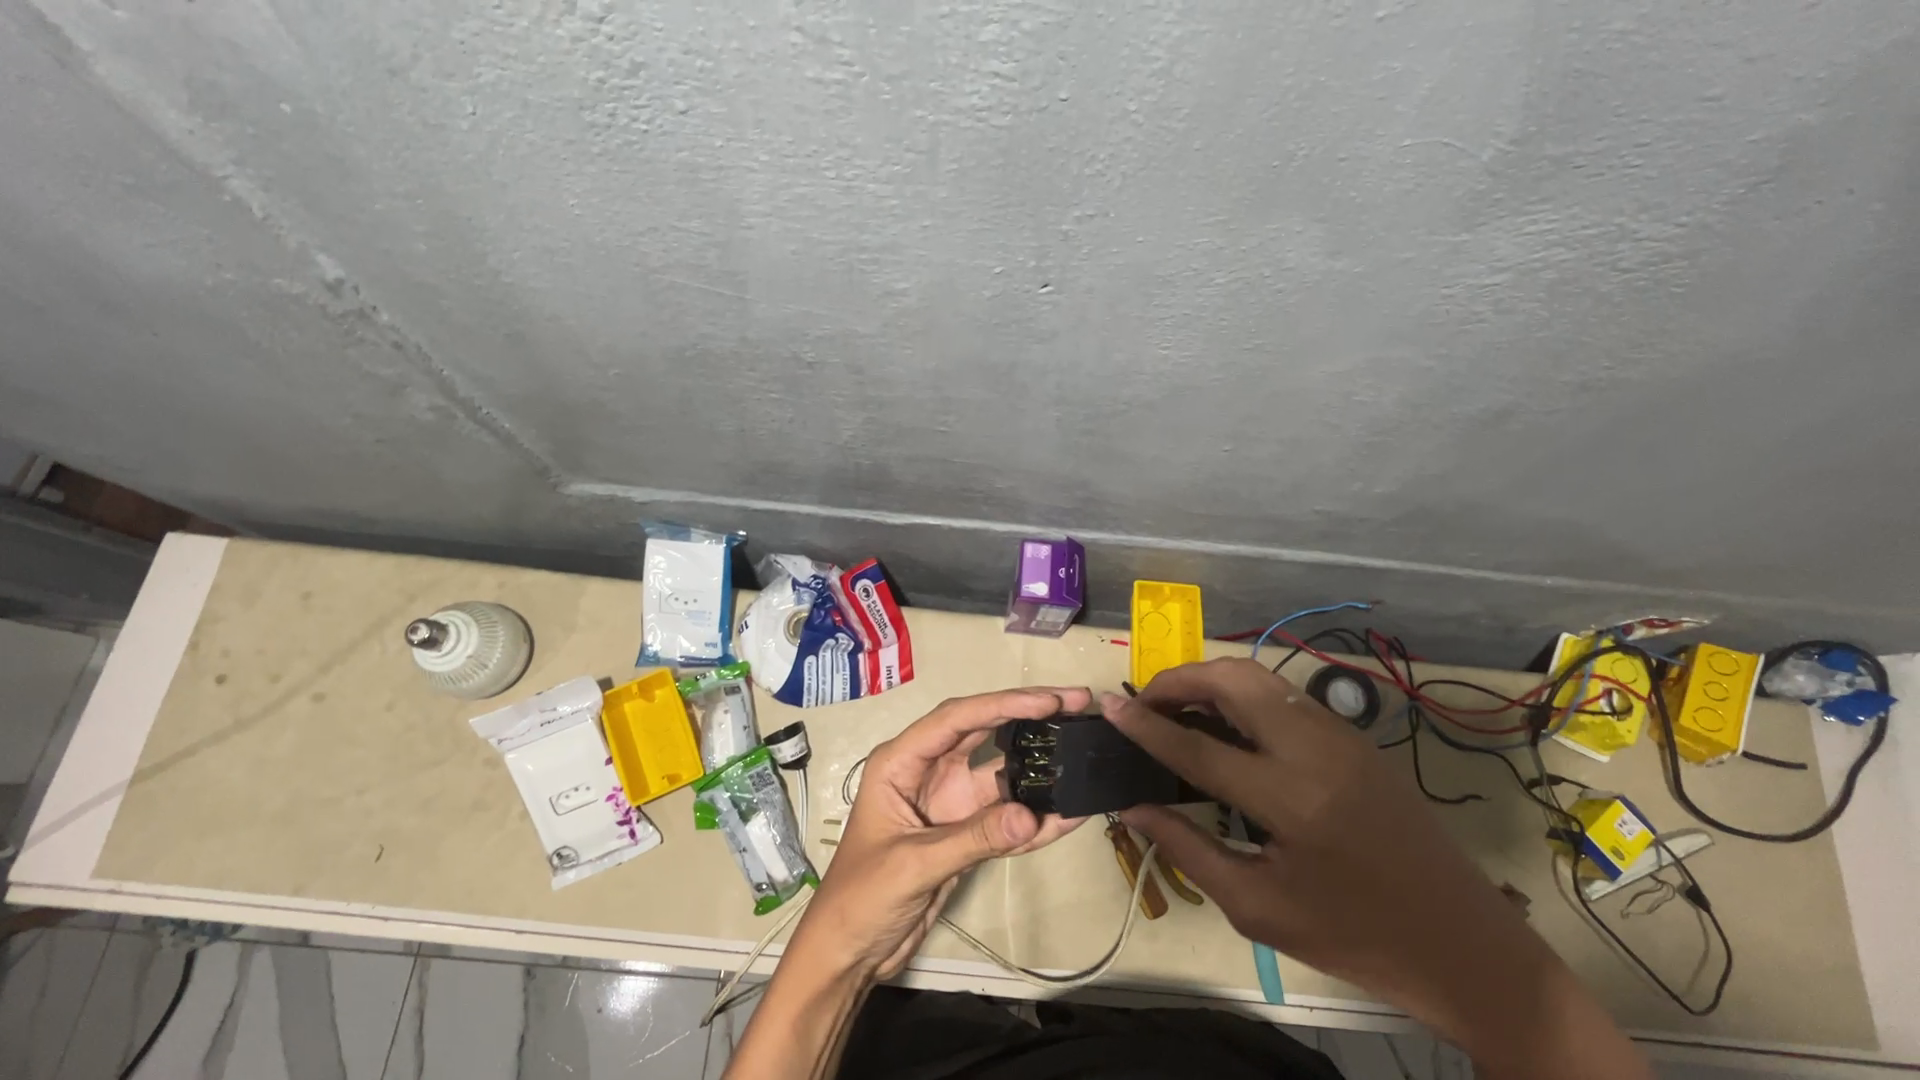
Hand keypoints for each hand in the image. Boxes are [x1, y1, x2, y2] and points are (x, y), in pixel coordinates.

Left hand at [795, 688, 1092, 978]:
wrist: (849, 952)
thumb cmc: (860, 898)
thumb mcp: (912, 864)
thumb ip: (972, 838)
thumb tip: (1032, 814)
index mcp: (901, 762)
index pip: (956, 720)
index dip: (1003, 704)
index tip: (1048, 701)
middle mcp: (928, 772)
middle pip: (984, 732)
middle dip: (1028, 716)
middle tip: (1076, 702)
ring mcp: (950, 804)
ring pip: (1002, 775)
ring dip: (1040, 768)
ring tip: (1084, 752)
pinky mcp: (965, 835)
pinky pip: (1007, 821)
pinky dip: (1037, 819)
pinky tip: (1071, 813)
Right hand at [1104, 660, 1650, 1079]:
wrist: (1463, 946)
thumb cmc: (1353, 938)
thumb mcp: (1257, 908)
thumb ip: (1188, 849)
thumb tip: (1135, 807)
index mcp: (1291, 800)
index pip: (1197, 745)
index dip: (1145, 724)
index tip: (1106, 706)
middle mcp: (1317, 750)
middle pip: (1233, 680)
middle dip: (1179, 680)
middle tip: (1144, 705)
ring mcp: (1344, 738)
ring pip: (1262, 679)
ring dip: (1212, 682)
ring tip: (1177, 710)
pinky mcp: (1358, 741)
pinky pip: (1288, 698)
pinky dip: (1245, 697)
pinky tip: (1227, 726)